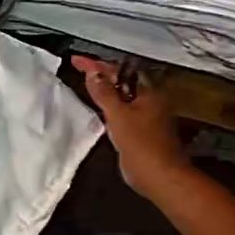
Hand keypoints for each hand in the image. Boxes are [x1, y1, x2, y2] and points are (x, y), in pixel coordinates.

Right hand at [71, 55, 189, 195]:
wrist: (158, 174)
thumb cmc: (140, 142)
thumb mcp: (118, 115)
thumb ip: (104, 93)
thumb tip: (93, 73)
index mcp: (147, 93)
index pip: (119, 72)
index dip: (97, 65)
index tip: (76, 60)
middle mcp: (148, 101)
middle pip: (122, 82)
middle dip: (102, 74)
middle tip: (79, 69)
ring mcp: (145, 116)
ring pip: (121, 97)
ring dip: (104, 90)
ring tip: (84, 84)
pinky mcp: (138, 130)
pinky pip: (120, 111)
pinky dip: (107, 106)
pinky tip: (96, 108)